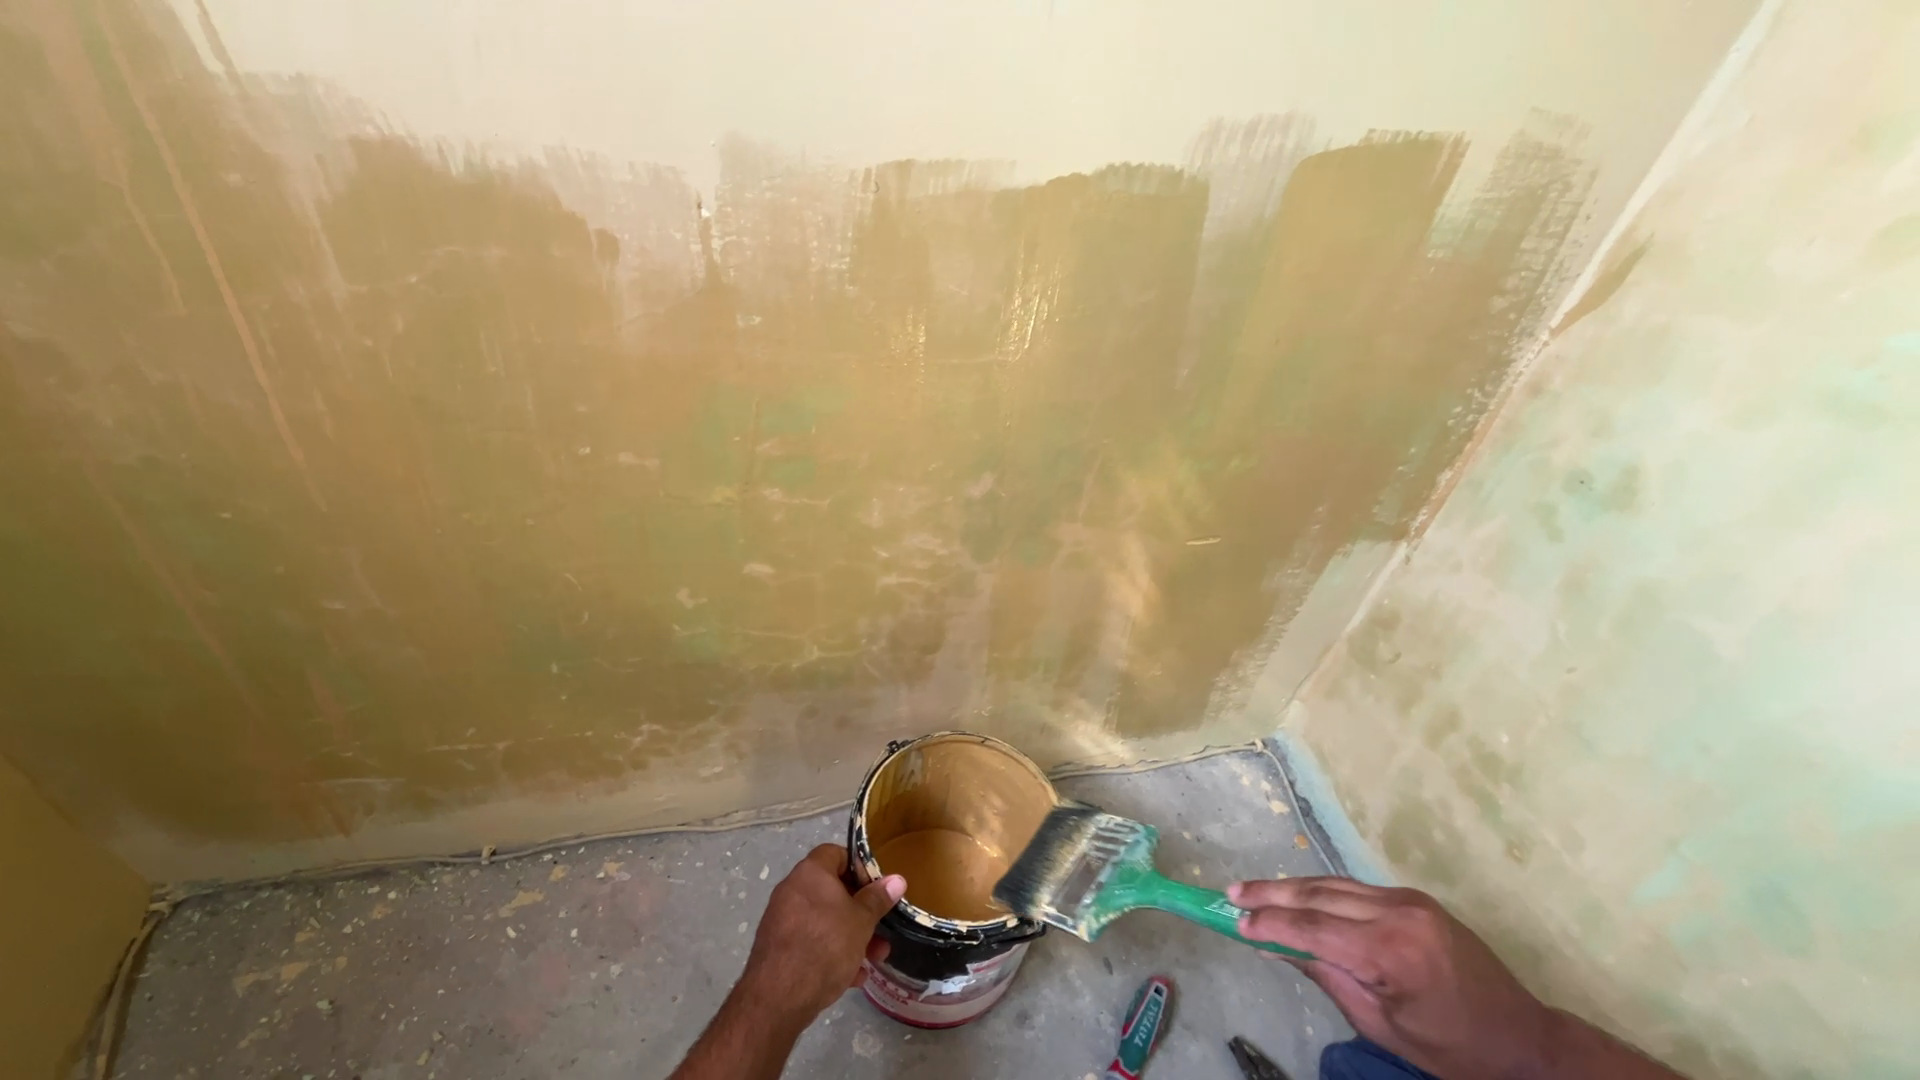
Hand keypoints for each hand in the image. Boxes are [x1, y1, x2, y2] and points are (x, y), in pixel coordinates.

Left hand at [742, 844, 905, 1020]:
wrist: (778, 998)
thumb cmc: (825, 945)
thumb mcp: (861, 921)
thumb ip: (878, 899)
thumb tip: (897, 879)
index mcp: (811, 873)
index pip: (836, 853)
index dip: (859, 867)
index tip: (877, 888)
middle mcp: (792, 889)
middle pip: (832, 890)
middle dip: (860, 911)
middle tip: (881, 927)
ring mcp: (782, 919)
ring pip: (824, 920)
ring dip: (850, 936)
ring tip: (874, 958)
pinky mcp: (778, 948)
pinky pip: (810, 942)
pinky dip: (830, 954)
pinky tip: (852, 977)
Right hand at [1229, 878, 1557, 1079]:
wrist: (1524, 1040)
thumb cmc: (1451, 1050)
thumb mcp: (1381, 1025)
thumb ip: (1327, 976)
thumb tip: (1276, 946)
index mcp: (1392, 951)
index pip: (1314, 928)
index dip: (1271, 924)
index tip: (1236, 923)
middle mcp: (1398, 913)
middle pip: (1319, 894)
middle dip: (1272, 894)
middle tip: (1232, 893)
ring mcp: (1408, 900)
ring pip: (1334, 884)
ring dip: (1291, 888)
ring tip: (1253, 890)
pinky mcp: (1413, 899)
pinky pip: (1354, 889)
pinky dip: (1320, 891)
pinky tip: (1296, 896)